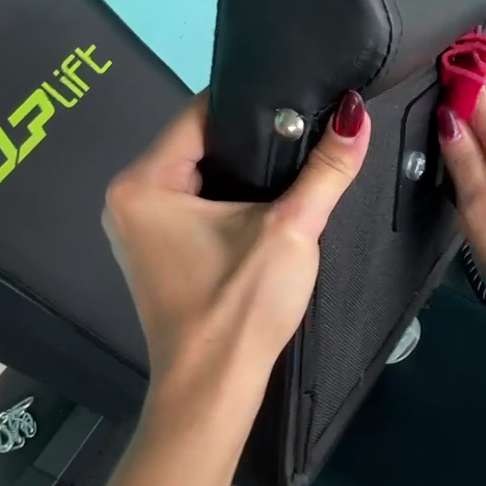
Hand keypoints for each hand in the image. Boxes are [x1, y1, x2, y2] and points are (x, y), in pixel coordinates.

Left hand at [102, 91, 369, 404]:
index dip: (254, 100)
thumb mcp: (292, 228)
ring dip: (247, 164)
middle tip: (308, 125)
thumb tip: (356, 114)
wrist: (215, 390)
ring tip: (298, 154)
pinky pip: (200, 196)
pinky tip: (272, 195)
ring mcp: (141, 225)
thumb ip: (327, 168)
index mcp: (142, 183)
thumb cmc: (240, 306)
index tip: (301, 95)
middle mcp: (129, 197)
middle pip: (202, 139)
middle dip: (255, 133)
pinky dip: (234, 192)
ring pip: (204, 168)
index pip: (201, 112)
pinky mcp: (160, 247)